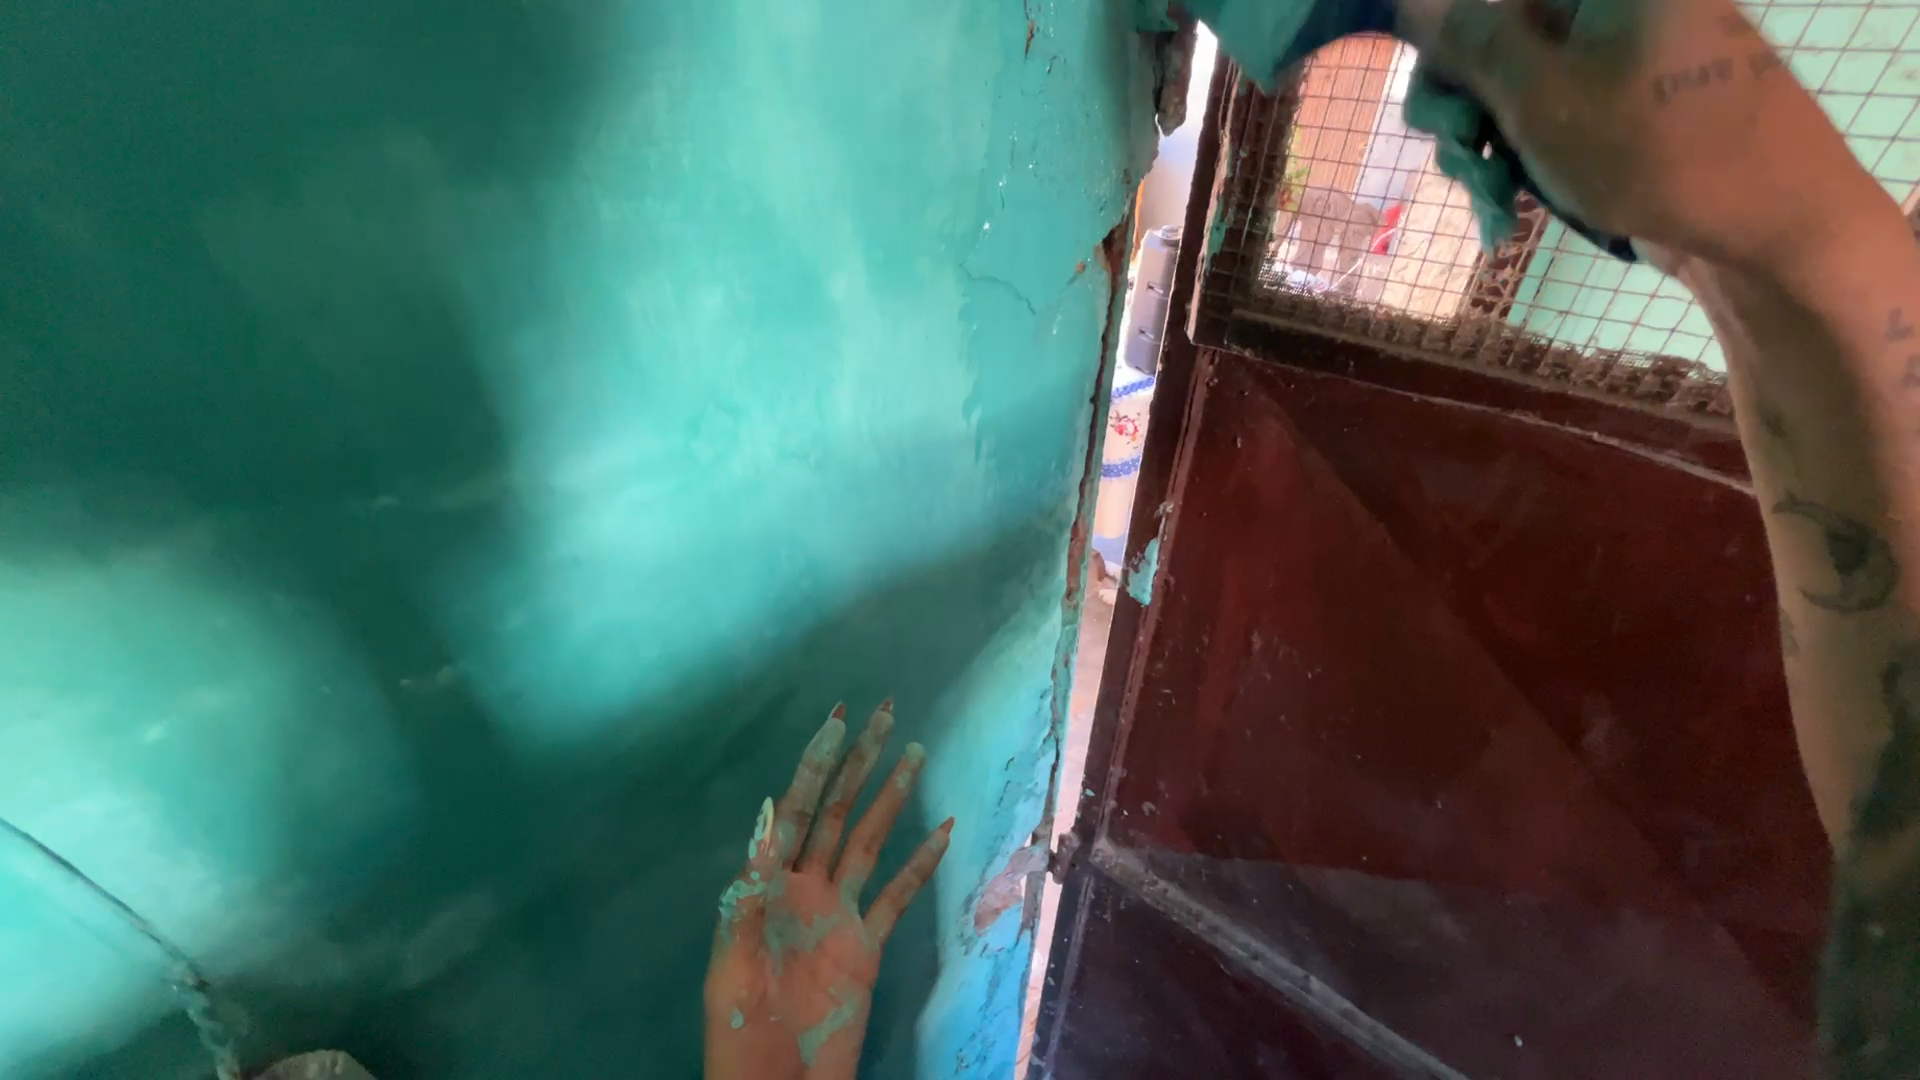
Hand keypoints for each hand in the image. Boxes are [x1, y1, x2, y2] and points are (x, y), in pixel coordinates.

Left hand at [704, 702, 952, 1079]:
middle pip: (838, 809)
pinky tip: (943, 832)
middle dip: (859, 762)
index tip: (839, 720)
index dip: (817, 763)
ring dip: (892, 797)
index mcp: (771, 885)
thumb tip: (768, 809)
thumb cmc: (743, 1033)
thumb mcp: (734, 963)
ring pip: (869, 840)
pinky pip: (897, 895)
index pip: (797, 807)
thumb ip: (753, 889)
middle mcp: (807, 885)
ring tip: (915, 752)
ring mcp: (839, 912)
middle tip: (884, 713)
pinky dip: (921, 864)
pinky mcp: (866, 944)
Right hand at [1401, 0, 1874, 270]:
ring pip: (1503, 99)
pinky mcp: (1610, 109)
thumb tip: (1417, 0)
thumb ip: (1474, 42)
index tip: (1441, 119)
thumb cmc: (1649, 150)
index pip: (1484, 9)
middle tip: (1465, 161)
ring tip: (1494, 203)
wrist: (1758, 218)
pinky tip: (1506, 215)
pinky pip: (1535, 129)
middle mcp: (1605, 12)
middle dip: (1459, 118)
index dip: (1441, 61)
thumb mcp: (1541, 98)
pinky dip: (1510, 171)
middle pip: (1486, 52)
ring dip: (1480, 157)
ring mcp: (1608, 62)